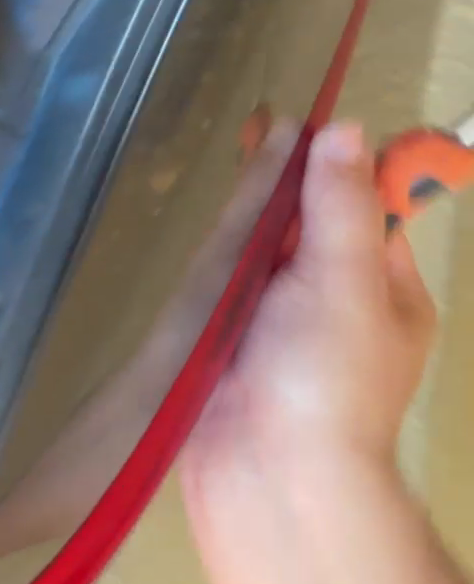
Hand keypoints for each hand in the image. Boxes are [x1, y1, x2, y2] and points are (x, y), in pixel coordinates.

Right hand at [186, 121, 435, 470]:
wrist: (267, 462)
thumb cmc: (322, 372)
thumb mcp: (343, 284)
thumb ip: (337, 209)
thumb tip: (343, 129)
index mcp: (384, 287)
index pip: (365, 206)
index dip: (336, 161)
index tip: (294, 121)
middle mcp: (335, 297)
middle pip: (309, 220)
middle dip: (286, 176)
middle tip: (250, 130)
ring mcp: (277, 316)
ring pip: (264, 247)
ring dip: (250, 208)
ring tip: (224, 169)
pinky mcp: (229, 331)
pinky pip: (226, 277)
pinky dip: (218, 249)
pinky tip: (199, 235)